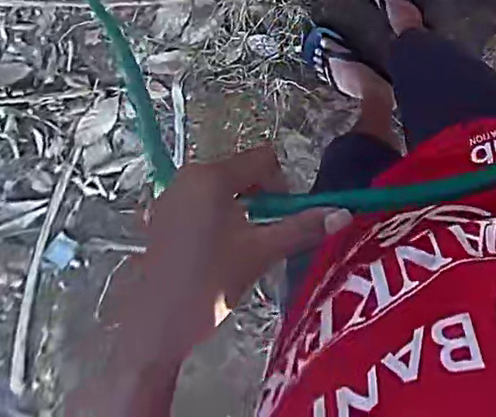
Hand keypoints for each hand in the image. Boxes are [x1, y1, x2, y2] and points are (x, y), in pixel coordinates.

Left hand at [71, 147, 347, 413]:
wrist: (152, 336)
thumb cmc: (208, 286)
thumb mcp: (260, 253)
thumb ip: (302, 228)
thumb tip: (343, 213)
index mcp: (212, 177)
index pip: (263, 158)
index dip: (281, 184)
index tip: (282, 217)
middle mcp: (188, 176)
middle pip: (241, 171)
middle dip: (261, 196)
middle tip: (263, 233)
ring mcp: (169, 196)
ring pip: (221, 187)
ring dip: (240, 207)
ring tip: (240, 244)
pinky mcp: (158, 217)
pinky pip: (200, 201)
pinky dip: (216, 216)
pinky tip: (214, 251)